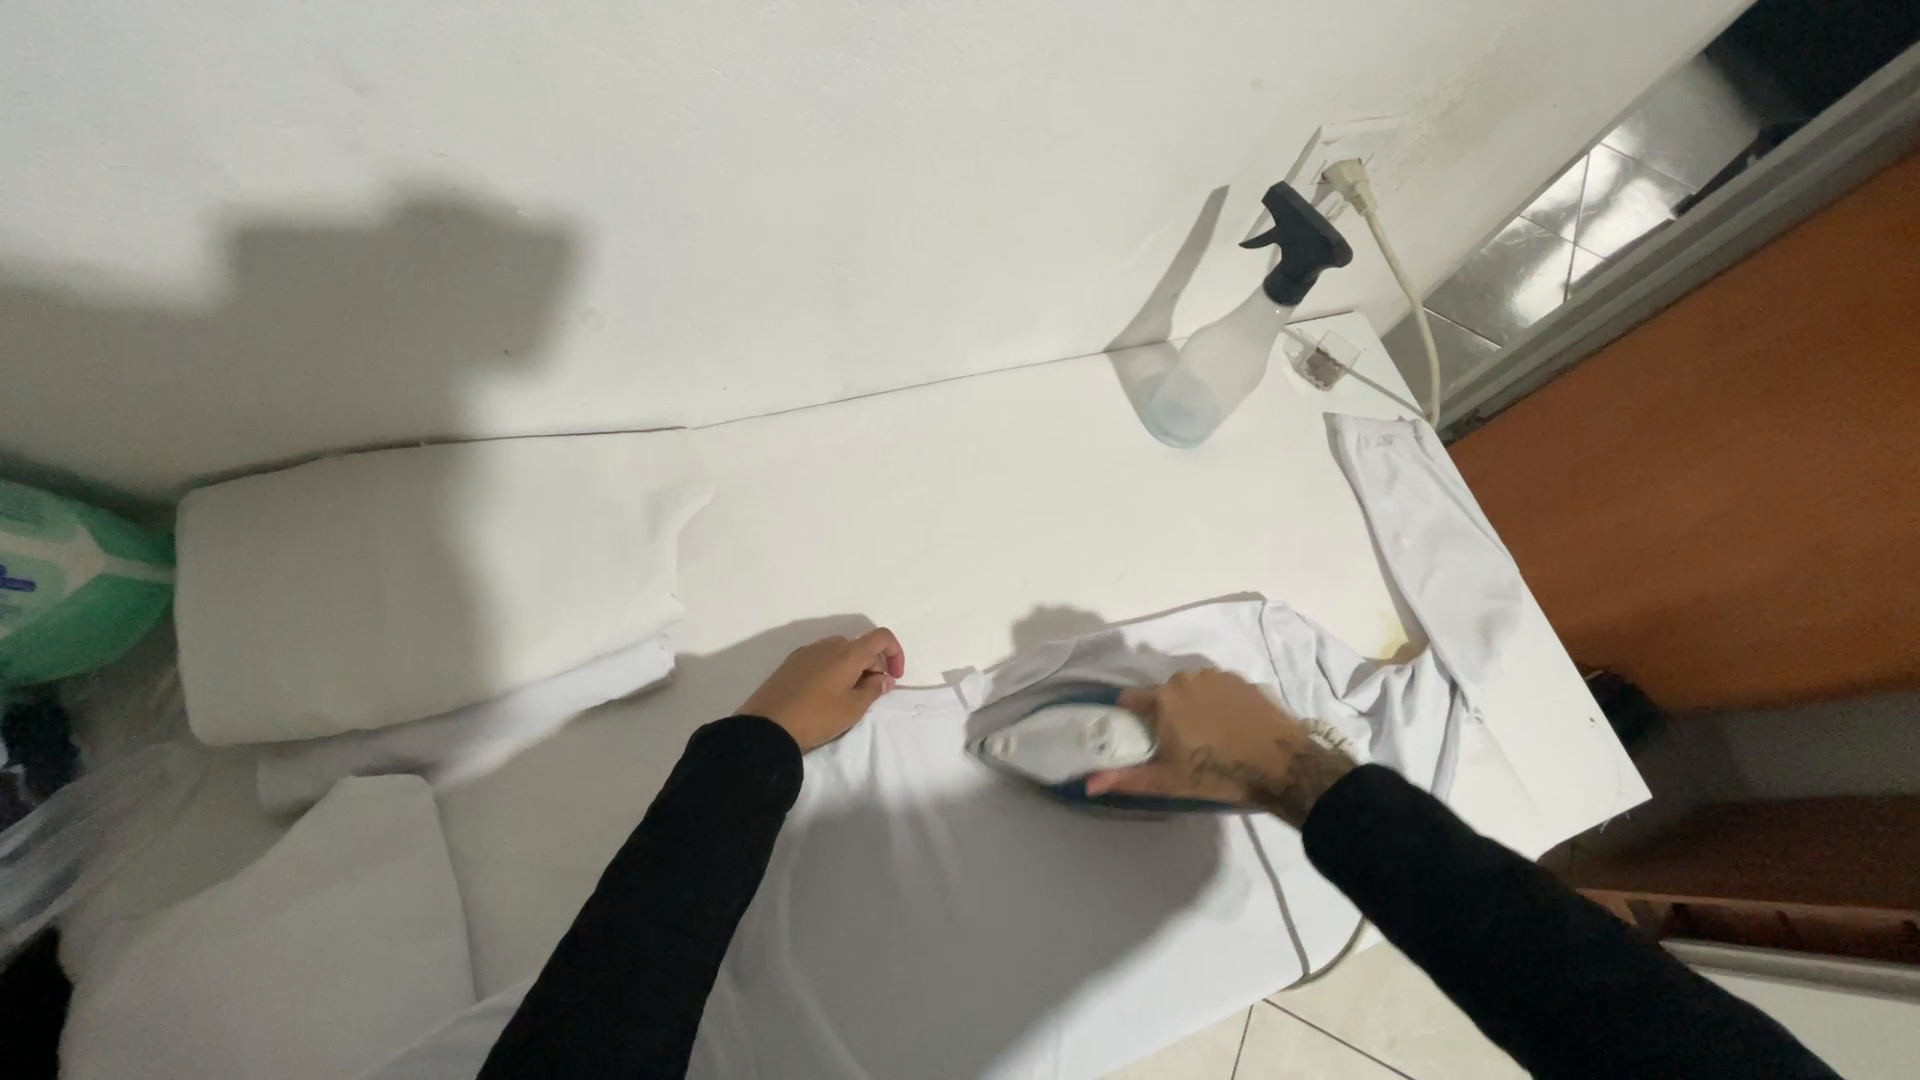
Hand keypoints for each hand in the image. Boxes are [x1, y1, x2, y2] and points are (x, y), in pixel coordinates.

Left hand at [739, 628, 905, 751]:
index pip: (881, 638)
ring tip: (846, 696)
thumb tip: (884, 678)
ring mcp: (806, 652)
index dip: (895, 653)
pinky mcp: (790, 663)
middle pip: (860, 646)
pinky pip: (820, 658)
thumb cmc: (817, 716)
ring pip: (839, 652)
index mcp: (848, 652)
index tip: (893, 678)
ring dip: (851, 668)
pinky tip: (823, 694)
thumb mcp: (853, 708)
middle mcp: (828, 645)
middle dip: (873, 666)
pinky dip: (832, 670)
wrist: (767, 727)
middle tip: (870, 695)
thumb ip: (874, 689)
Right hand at [1084, 668, 1353, 826]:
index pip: (1129, 699)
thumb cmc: (1220, 774)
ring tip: (1207, 736)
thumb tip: (1087, 784)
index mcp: (1162, 699)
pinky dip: (1217, 702)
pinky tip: (1229, 726)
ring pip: (1190, 689)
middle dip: (1164, 714)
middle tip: (1178, 744)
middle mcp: (1185, 678)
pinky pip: (1217, 688)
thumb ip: (1126, 779)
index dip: (1130, 718)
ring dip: (1191, 706)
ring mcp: (1216, 676)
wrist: (1283, 765)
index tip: (1139, 736)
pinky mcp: (1242, 680)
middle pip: (1162, 694)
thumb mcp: (1169, 781)